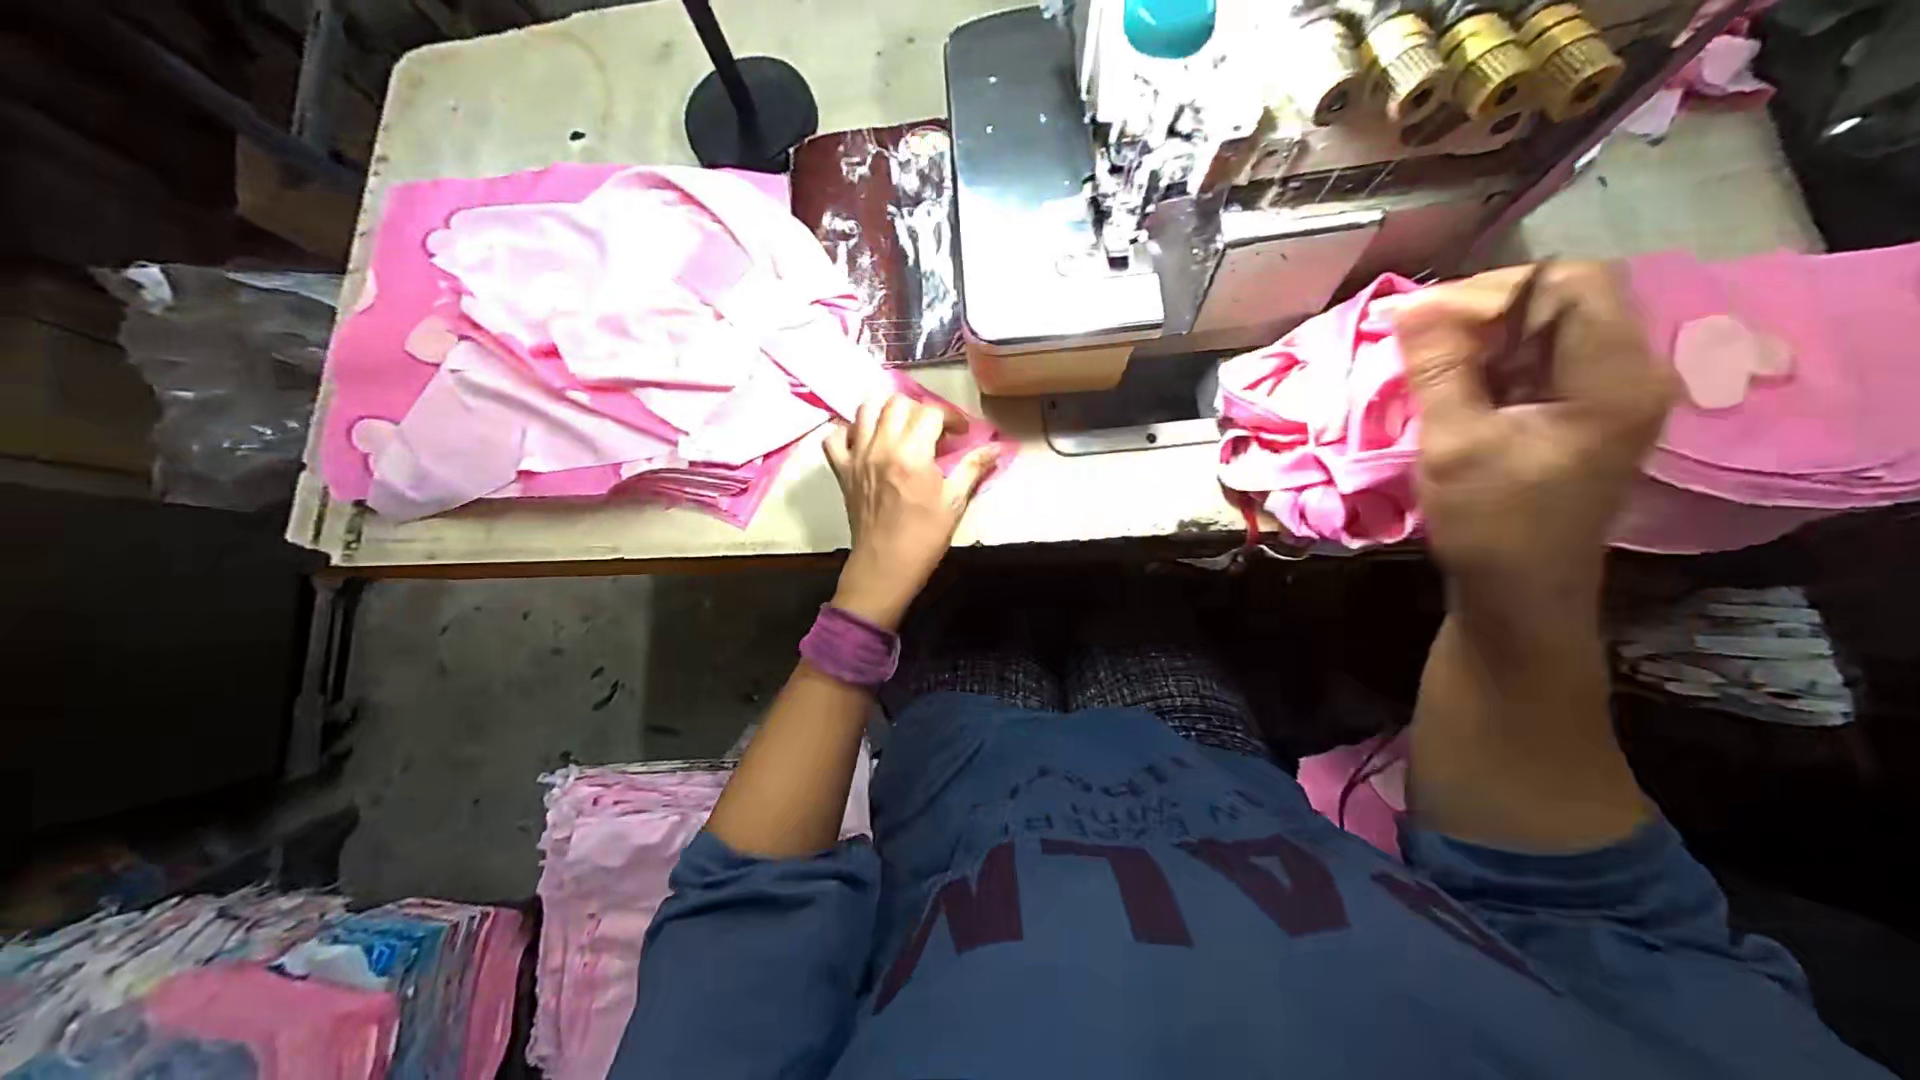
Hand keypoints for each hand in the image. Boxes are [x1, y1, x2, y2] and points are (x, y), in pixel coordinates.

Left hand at [823, 395, 1001, 629]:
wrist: (885, 566)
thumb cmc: (924, 538)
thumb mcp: (954, 502)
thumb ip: (973, 468)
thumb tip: (997, 448)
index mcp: (912, 455)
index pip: (931, 413)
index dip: (951, 418)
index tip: (961, 434)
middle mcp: (881, 447)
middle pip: (897, 403)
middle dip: (920, 410)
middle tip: (932, 431)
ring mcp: (857, 457)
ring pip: (865, 409)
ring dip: (886, 411)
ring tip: (901, 428)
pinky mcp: (842, 470)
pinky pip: (834, 437)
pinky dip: (848, 431)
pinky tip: (865, 441)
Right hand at [1392, 262, 1675, 616]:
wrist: (1519, 597)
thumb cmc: (1492, 526)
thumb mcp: (1456, 445)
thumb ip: (1438, 370)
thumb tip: (1409, 306)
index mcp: (1615, 379)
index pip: (1567, 285)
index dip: (1489, 292)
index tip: (1419, 321)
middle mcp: (1626, 374)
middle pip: (1560, 301)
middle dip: (1480, 311)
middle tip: (1415, 337)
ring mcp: (1603, 395)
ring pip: (1543, 330)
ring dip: (1479, 338)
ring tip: (1424, 360)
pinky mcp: (1575, 414)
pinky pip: (1534, 363)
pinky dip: (1486, 363)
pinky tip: (1447, 384)